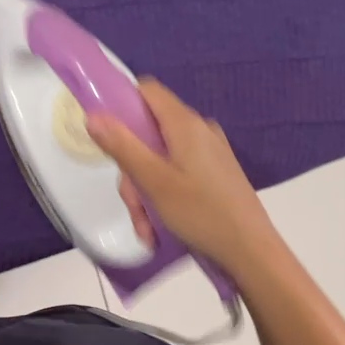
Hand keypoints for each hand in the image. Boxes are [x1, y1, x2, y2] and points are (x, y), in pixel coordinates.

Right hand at [87, 79, 281, 271]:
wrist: (252, 253)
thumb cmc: (202, 213)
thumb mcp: (154, 181)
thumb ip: (122, 146)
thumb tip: (93, 115)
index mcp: (185, 124)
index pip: (147, 91)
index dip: (122, 105)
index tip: (106, 135)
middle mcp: (199, 131)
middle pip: (148, 134)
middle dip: (132, 171)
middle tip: (133, 204)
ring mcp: (209, 154)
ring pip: (159, 161)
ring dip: (145, 194)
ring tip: (147, 230)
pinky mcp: (215, 175)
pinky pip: (177, 176)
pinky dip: (163, 199)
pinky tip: (160, 230)